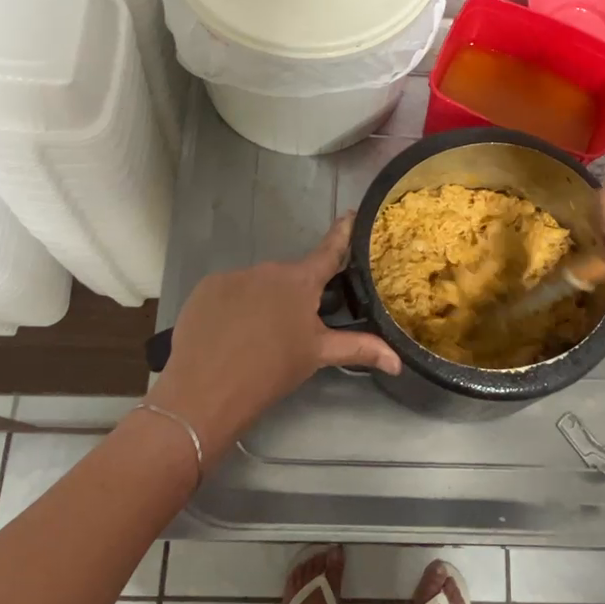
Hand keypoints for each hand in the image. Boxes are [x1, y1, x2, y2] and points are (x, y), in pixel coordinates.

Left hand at [147, 215, 400, 452]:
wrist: (207, 390)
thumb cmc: (271, 371)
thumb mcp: (317, 356)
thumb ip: (359, 349)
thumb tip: (398, 361)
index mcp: (300, 281)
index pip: (328, 251)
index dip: (342, 233)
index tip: (350, 213)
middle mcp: (267, 269)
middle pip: (288, 279)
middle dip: (294, 297)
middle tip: (293, 330)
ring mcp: (233, 276)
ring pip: (257, 287)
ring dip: (262, 304)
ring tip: (256, 340)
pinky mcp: (205, 289)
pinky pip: (228, 293)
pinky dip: (233, 308)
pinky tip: (230, 335)